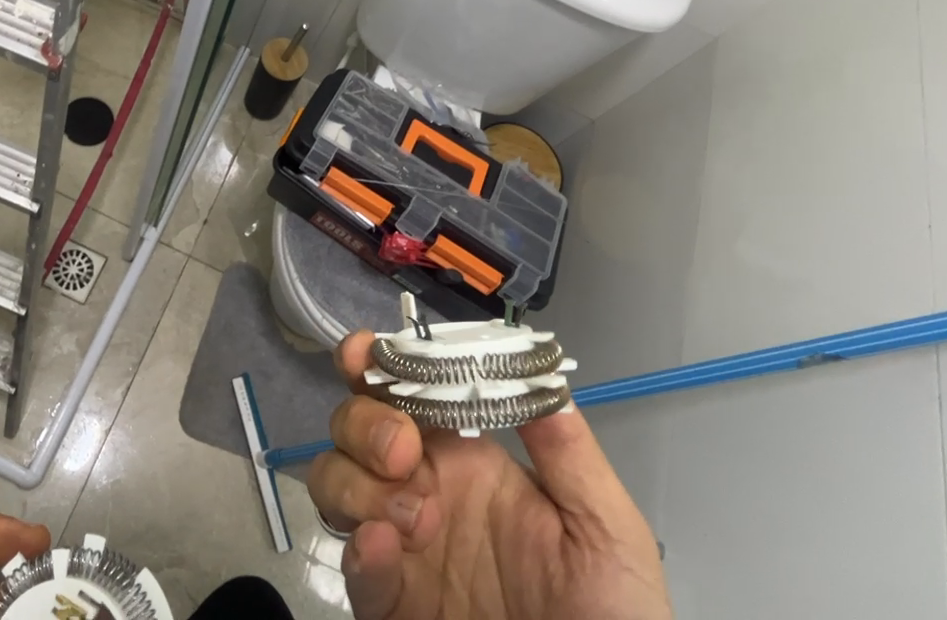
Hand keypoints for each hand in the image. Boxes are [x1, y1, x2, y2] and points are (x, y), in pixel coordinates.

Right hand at [309, 331, 670, 619]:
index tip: (363, 353)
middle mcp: (423, 489)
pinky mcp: (389, 603)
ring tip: (414, 523)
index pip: (407, 392)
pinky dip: (358, 552)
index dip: (374, 362)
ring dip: (356, 483)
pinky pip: (351, 565)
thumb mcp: (606, 529)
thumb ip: (567, 451)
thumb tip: (534, 367)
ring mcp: (400, 546)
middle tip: (401, 452)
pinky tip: (385, 553)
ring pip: (334, 480)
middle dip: (363, 423)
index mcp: (469, 458)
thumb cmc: (611, 615)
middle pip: (353, 425)